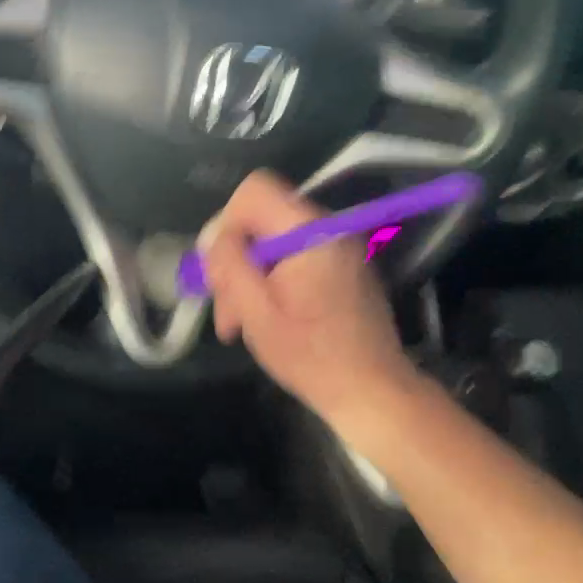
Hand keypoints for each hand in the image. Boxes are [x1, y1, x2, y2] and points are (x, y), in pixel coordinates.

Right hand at [205, 170, 421, 439]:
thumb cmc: (310, 355)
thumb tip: (212, 237)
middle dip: (233, 261)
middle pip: (261, 220)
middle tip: (225, 310)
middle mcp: (328, 229)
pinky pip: (293, 260)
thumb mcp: (255, 310)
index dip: (225, 223)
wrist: (370, 390)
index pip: (254, 191)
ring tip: (239, 326)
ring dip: (248, 279)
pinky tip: (264, 321)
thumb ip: (229, 263)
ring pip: (272, 245)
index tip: (218, 268)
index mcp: (309, 232)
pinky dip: (271, 284)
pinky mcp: (341, 269)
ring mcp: (338, 250)